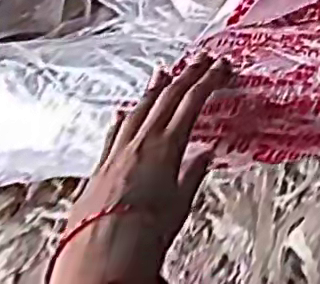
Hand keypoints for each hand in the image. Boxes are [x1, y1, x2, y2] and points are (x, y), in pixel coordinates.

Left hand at [50, 57, 230, 283]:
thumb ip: (193, 174)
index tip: (221, 66)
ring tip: (163, 72)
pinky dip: (124, 116)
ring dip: (155, 88)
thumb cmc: (144, 236)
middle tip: (200, 59)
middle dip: (187, 74)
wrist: (100, 259)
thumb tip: (206, 155)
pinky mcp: (99, 169)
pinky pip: (114, 132)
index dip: (209, 79)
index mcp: (167, 145)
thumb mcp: (179, 204)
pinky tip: (124, 110)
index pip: (193, 100)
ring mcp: (118, 152)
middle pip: (168, 96)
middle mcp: (142, 142)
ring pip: (140, 109)